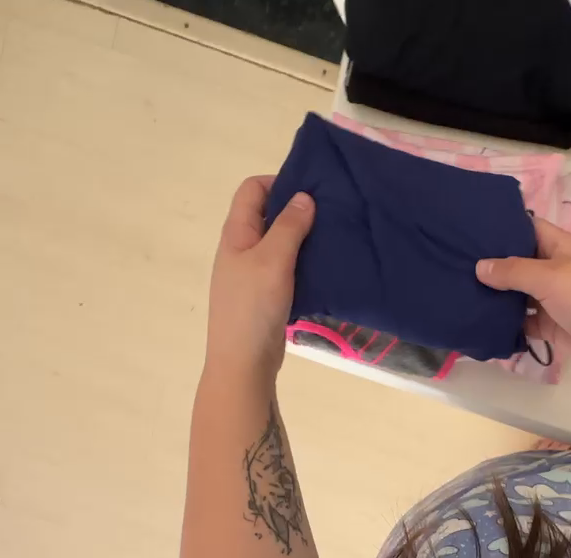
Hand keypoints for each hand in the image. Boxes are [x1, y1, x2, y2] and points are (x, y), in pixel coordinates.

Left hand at [206, 175, 315, 374]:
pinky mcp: (267, 297)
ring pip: (279, 245)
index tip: (311, 189)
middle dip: (296, 210)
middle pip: (268, 216)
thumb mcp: (273, 260)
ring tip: (333, 240)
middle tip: (330, 213)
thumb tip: (304, 197)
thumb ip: (289, 227)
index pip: (252, 190)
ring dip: (303, 240)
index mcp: (237, 234)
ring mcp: (254, 275)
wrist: (244, 362)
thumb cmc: (253, 307)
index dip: (278, 181)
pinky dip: (304, 266)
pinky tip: (324, 271)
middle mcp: (242, 249)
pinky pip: (287, 271)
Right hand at [476, 218, 570, 379]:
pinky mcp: (551, 326)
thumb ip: (513, 272)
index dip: (502, 227)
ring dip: (497, 295)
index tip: (470, 229)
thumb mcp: (550, 277)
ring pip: (519, 294)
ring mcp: (553, 300)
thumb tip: (480, 267)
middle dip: (493, 264)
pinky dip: (506, 322)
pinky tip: (481, 320)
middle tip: (456, 263)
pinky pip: (524, 321)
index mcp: (561, 247)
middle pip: (519, 262)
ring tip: (461, 290)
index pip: (528, 228)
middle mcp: (555, 270)